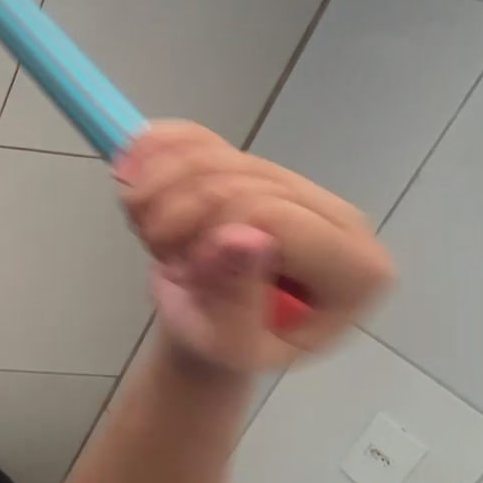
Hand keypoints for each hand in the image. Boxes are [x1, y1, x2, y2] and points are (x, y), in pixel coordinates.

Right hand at [115, 122, 392, 377]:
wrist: (204, 328)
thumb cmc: (221, 346)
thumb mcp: (227, 344)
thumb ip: (236, 298)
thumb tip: (244, 237)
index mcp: (352, 269)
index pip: (272, 212)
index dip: (210, 227)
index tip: (180, 265)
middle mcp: (337, 219)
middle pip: (240, 177)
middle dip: (176, 209)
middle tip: (156, 248)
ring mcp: (293, 187)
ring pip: (214, 153)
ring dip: (157, 185)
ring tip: (148, 228)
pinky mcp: (253, 167)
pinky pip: (198, 137)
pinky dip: (153, 147)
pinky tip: (130, 169)